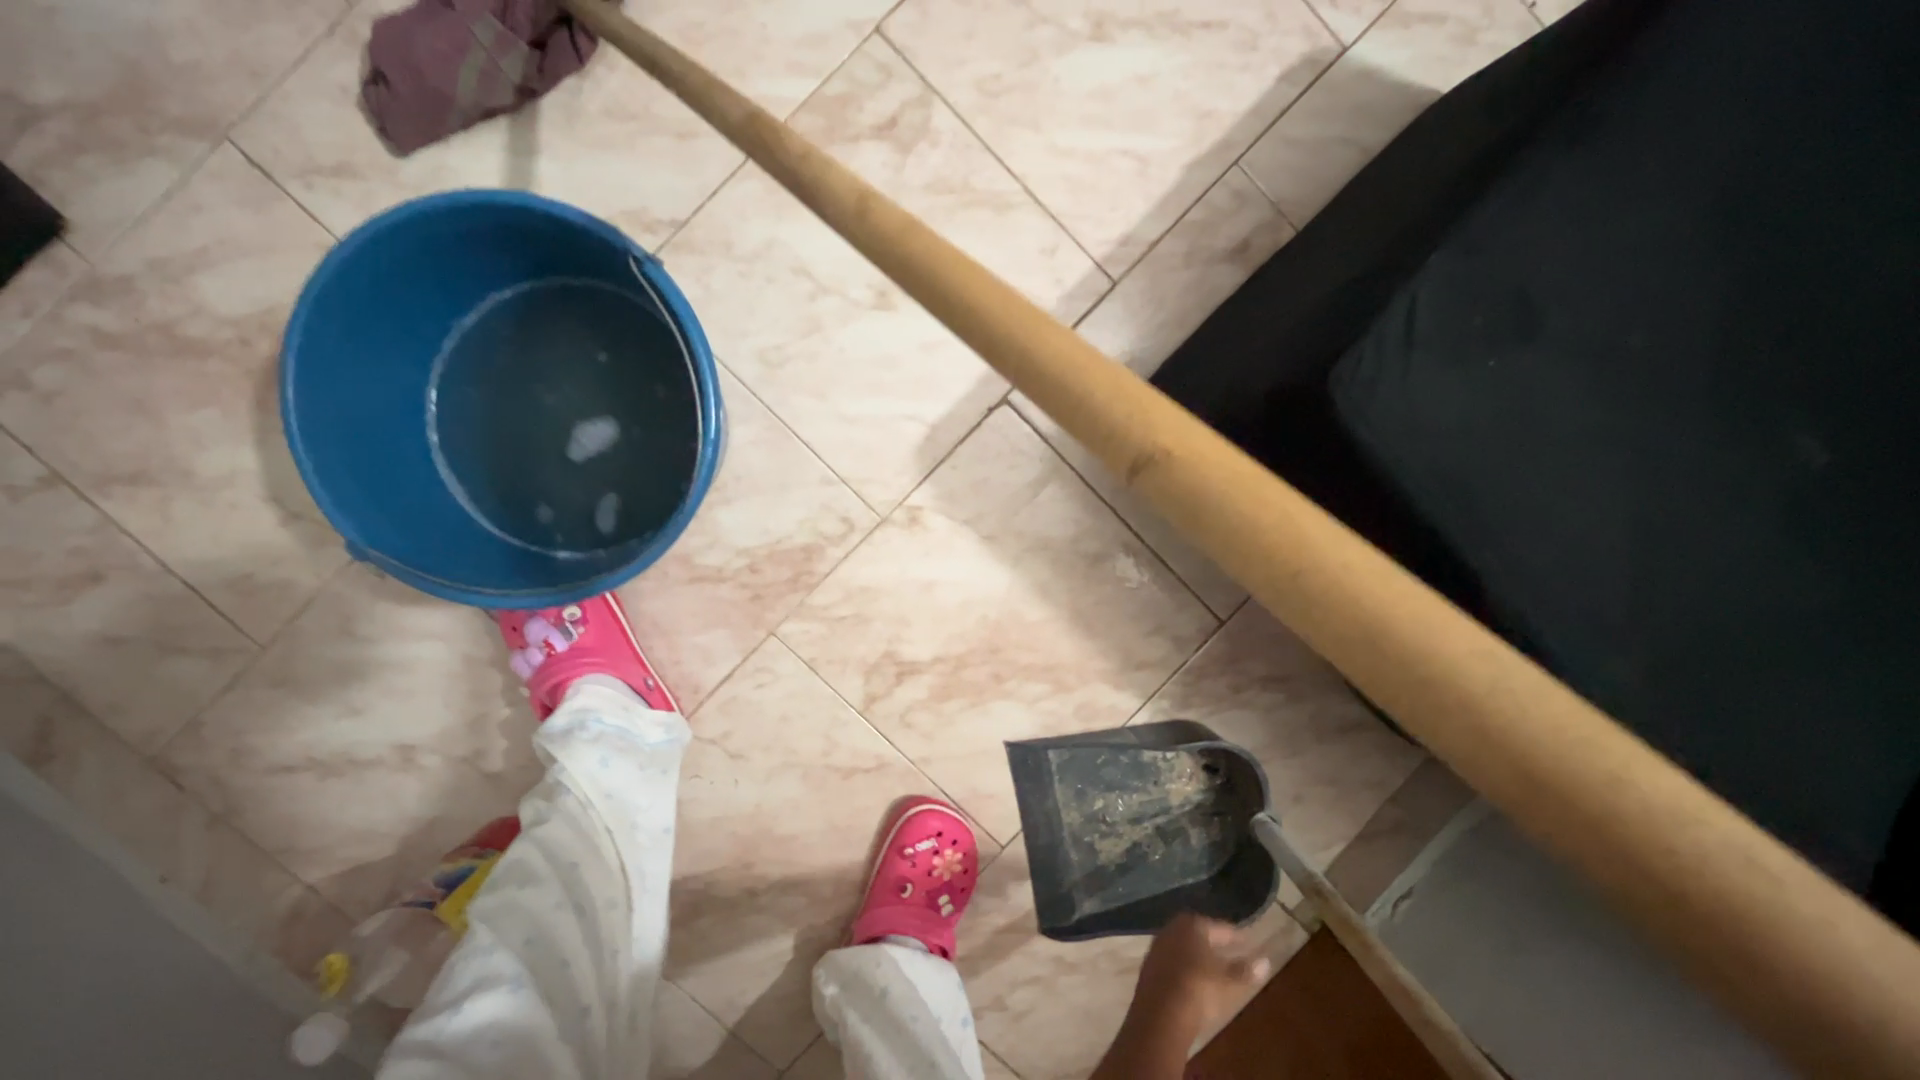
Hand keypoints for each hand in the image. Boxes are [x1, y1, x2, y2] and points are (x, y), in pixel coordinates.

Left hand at [1091, 914, 1271, 1079]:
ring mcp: (1156, 948)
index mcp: (1192, 925)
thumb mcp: (1228, 983)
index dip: (1234, 935)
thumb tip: (1265, 961)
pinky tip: (1191, 978)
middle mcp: (1171, 930)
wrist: (1160, 1014)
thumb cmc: (1199, 990)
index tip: (1247, 940)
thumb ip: (1246, 971)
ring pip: (1182, 946)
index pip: (1218, 927)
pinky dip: (1183, 966)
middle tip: (1229, 948)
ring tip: (1212, 964)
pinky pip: (1171, 961)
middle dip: (1213, 941)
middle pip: (1196, 933)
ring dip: (1196, 954)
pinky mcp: (1147, 968)